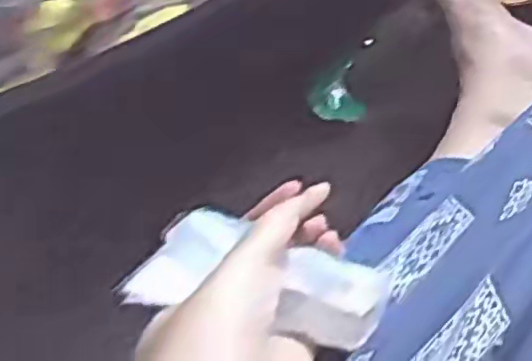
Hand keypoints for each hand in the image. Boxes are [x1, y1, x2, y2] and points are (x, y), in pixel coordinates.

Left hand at [135, 180, 344, 360]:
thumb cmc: (217, 333)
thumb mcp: (237, 269)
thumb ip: (273, 225)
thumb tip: (315, 190)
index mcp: (191, 303)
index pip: (231, 245)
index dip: (264, 212)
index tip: (299, 186)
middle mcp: (224, 316)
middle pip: (268, 258)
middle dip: (294, 230)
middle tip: (319, 216)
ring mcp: (260, 332)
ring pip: (295, 277)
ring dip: (316, 249)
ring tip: (331, 236)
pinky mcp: (294, 344)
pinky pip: (317, 300)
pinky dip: (332, 276)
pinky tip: (341, 259)